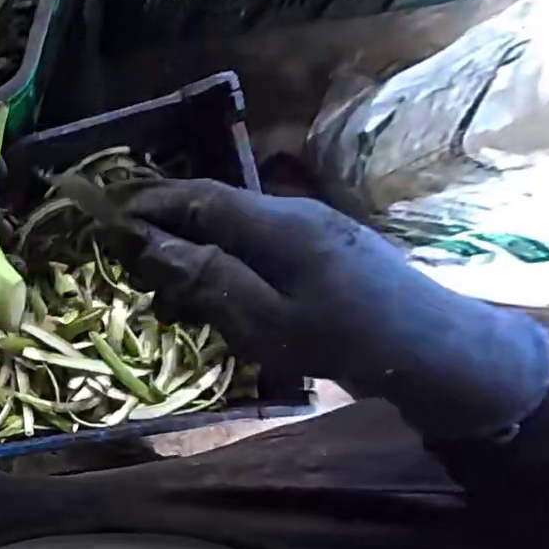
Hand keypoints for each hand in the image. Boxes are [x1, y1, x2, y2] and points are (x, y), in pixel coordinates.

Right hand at [105, 180, 548, 440]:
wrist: (437, 350)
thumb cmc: (345, 339)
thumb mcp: (264, 319)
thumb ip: (206, 277)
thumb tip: (151, 245)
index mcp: (276, 224)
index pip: (198, 197)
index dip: (151, 202)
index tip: (110, 216)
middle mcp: (291, 211)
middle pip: (214, 207)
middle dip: (167, 226)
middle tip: (132, 258)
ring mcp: (311, 225)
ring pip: (235, 226)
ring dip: (195, 247)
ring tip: (168, 286)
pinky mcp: (323, 245)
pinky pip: (259, 242)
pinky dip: (225, 259)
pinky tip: (218, 291)